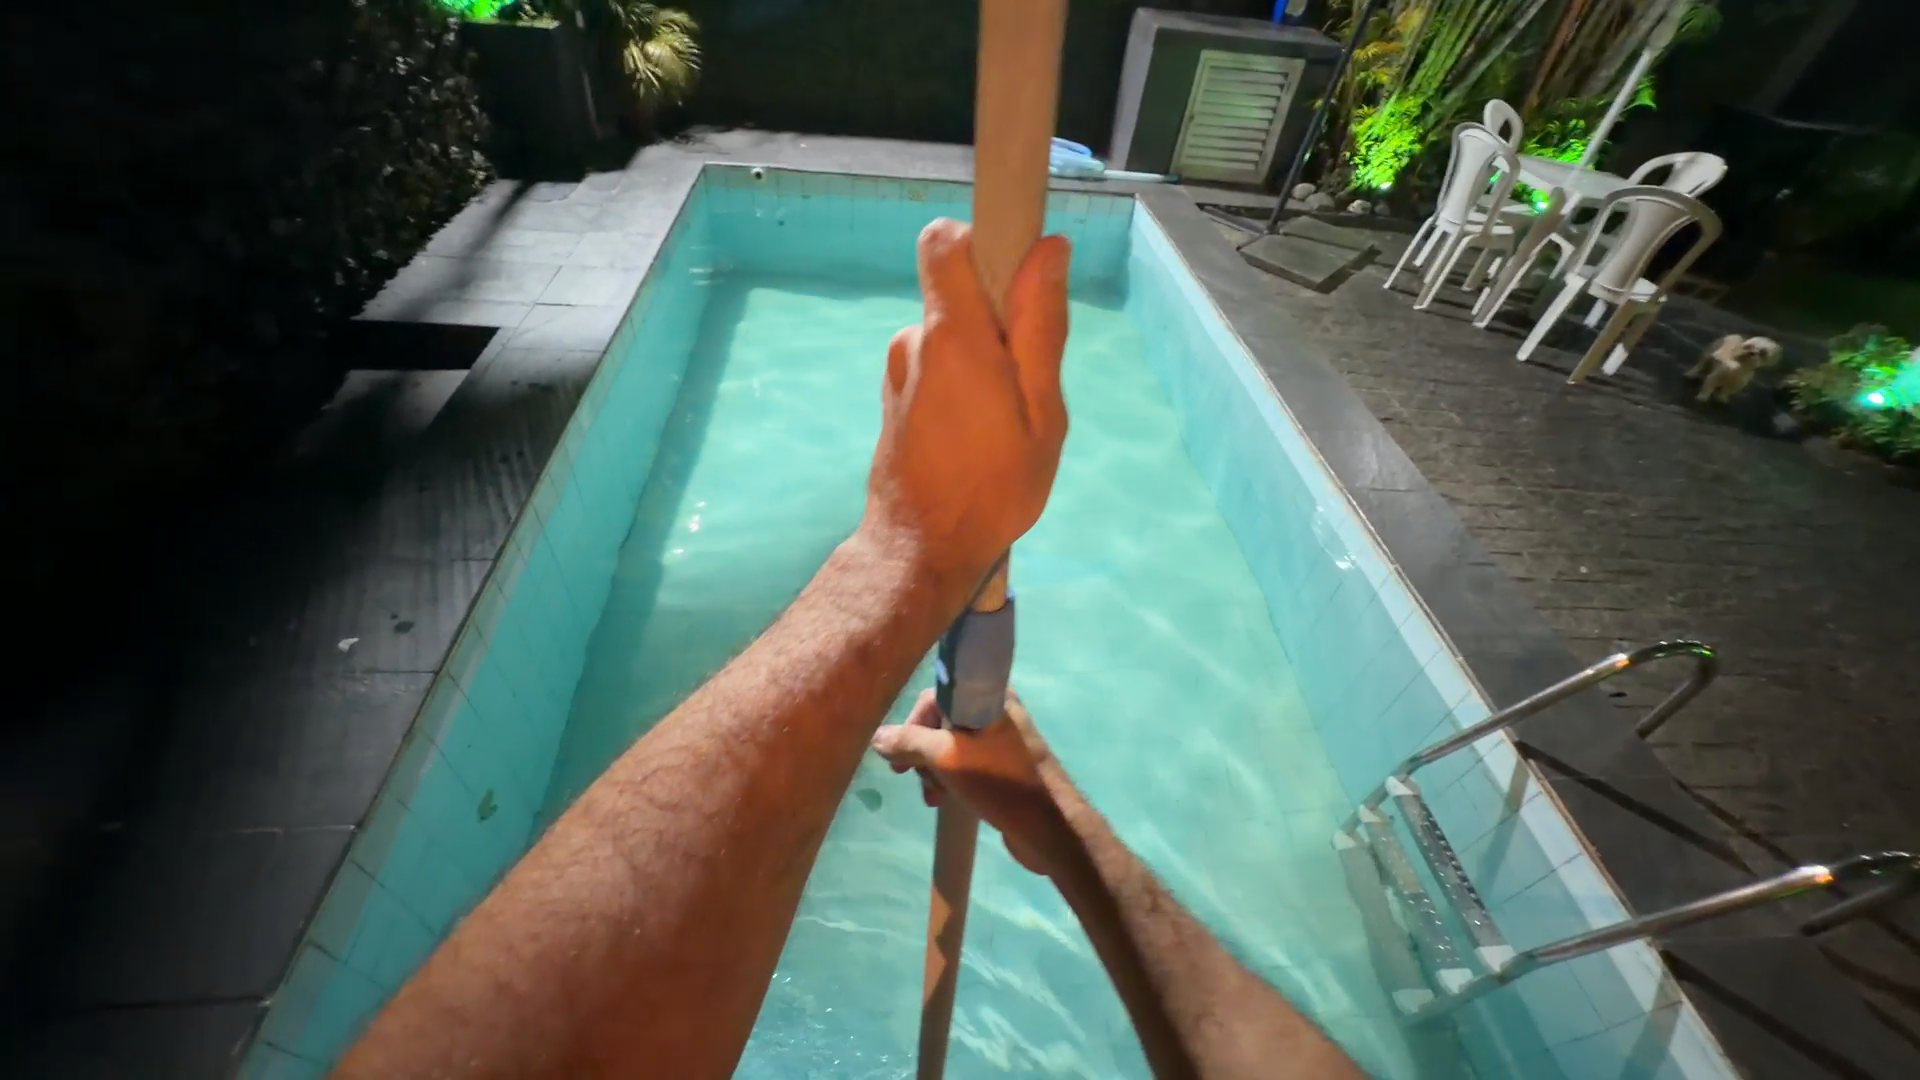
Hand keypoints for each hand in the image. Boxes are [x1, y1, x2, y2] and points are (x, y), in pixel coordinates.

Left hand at [863, 220, 1070, 600]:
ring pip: (951, 337)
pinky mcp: (893, 398)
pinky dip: (960, 386)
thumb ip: (1041, 329)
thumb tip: (1047, 250)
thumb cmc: (993, 489)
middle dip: (998, 324)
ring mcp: (898, 371)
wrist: (921, 550)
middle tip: (1023, 389)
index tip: (1016, 275)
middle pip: (960, 295)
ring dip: (981, 363)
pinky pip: (936, 367)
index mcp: (953, 336)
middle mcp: (914, 342)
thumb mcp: (1041, 415)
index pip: (945, 242)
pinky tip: (973, 437)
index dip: (981, 240)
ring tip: (1000, 425)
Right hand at [871, 688, 1080, 876]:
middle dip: (921, 752)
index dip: (912, 723)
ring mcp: (1002, 739)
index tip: (899, 756)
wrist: (1051, 827)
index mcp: (989, 695)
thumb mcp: (946, 758)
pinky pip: (966, 763)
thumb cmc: (999, 781)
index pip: (936, 695)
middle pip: (941, 721)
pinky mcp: (1005, 765)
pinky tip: (944, 799)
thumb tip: (878, 738)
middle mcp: (997, 710)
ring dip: (933, 769)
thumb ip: (909, 743)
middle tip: (911, 777)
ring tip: (933, 796)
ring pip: (951, 746)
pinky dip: (950, 777)